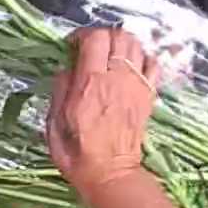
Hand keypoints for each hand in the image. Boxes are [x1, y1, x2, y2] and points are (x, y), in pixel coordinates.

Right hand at [47, 27, 161, 194]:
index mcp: (89, 84)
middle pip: (118, 35)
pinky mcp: (148, 94)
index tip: (71, 46)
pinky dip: (141, 57)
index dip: (81, 35)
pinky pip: (153, 62)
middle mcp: (116, 79)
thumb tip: (66, 69)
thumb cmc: (75, 151)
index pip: (94, 39)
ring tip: (108, 55)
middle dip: (102, 35)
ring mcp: (136, 85)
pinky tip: (129, 66)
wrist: (109, 172)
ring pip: (136, 44)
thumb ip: (60, 90)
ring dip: (121, 43)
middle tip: (90, 48)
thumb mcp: (54, 122)